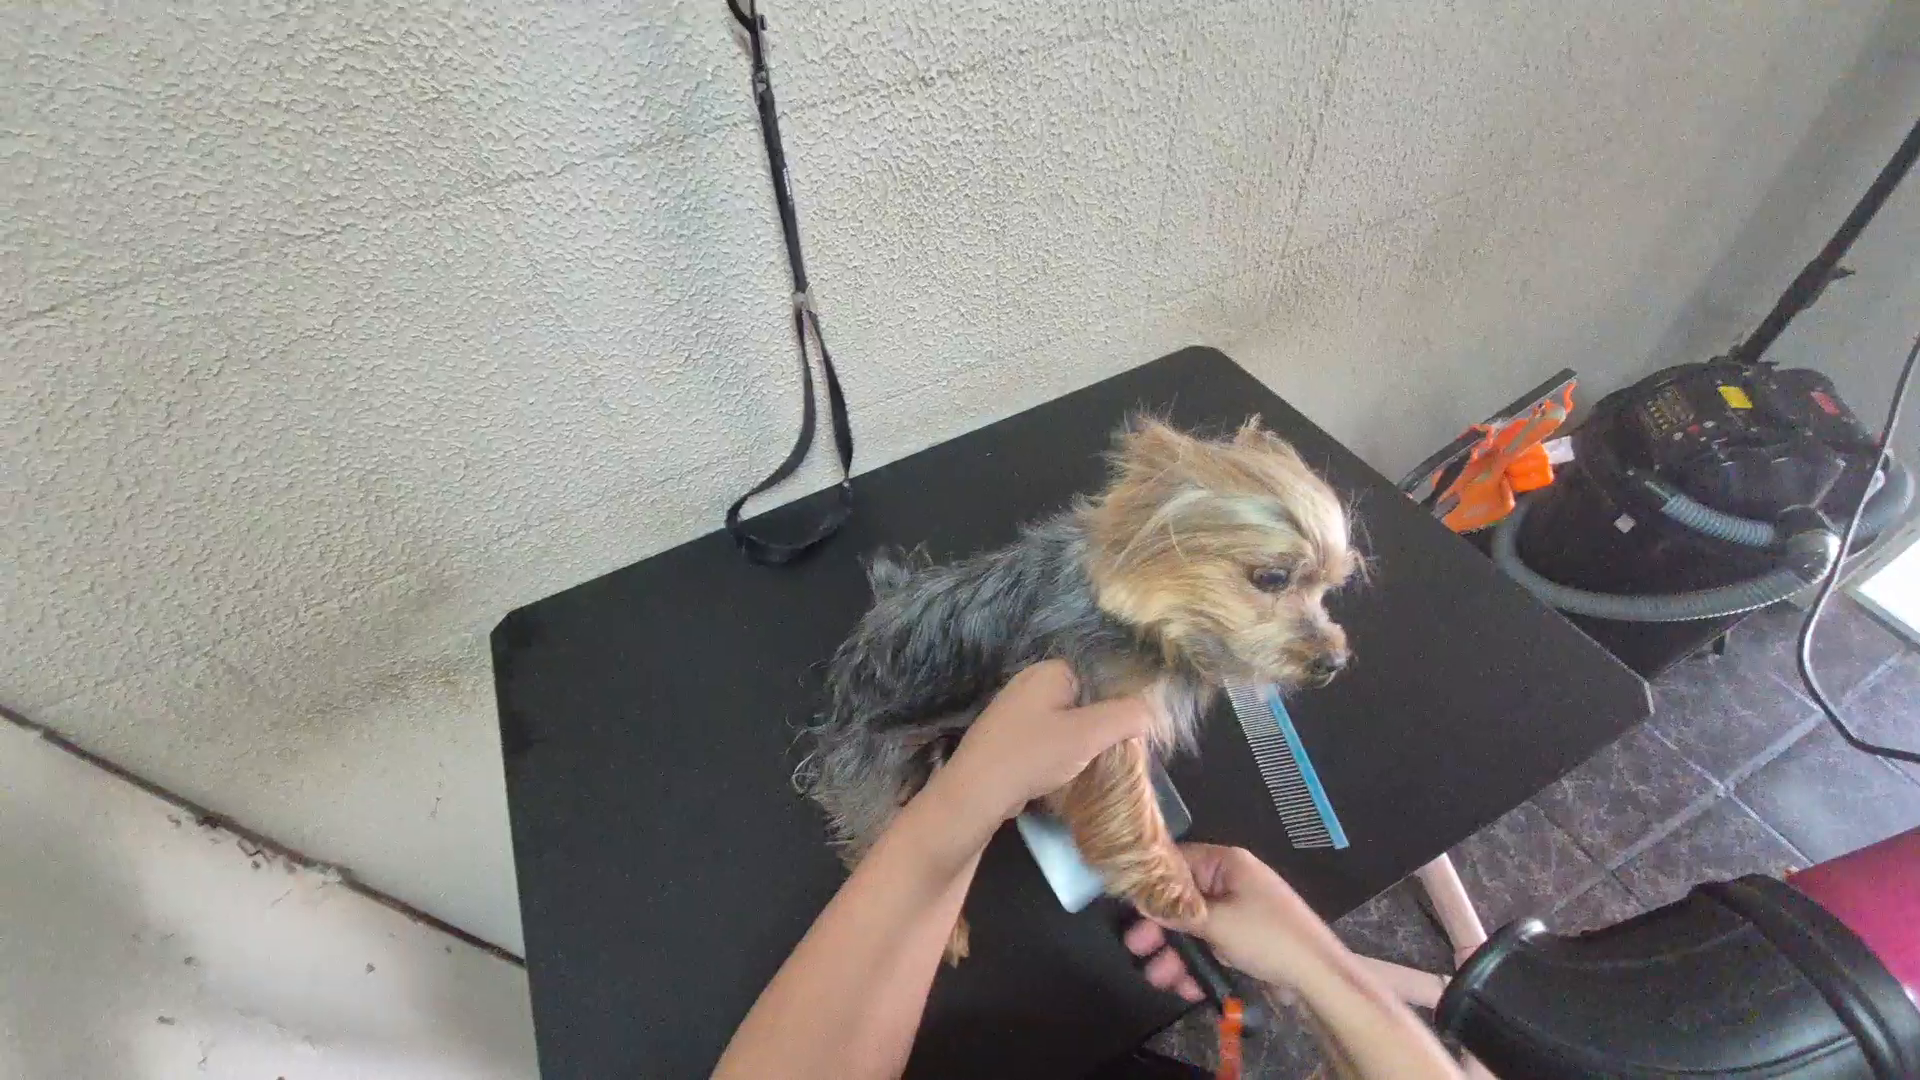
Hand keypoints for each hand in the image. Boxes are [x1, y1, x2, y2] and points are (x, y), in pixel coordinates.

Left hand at [936, 660, 1156, 824]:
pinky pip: (1050, 736)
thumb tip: (1150, 711)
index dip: (1122, 701)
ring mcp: (1019, 709)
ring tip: (1100, 763)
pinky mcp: (1012, 735)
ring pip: (1068, 720)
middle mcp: (1032, 681)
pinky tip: (1072, 771)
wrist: (976, 790)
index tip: (1136, 730)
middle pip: (1085, 698)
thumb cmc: (1033, 753)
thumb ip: (1125, 716)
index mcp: (1050, 670)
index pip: (1100, 675)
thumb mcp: (1088, 734)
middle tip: (1122, 750)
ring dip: (1085, 741)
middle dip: (1104, 724)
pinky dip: (1064, 752)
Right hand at [1124, 843, 1344, 991]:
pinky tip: (1186, 986)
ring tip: (1158, 977)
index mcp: (1226, 862)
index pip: (1177, 861)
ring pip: (1197, 925)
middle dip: (1161, 928)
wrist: (1322, 978)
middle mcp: (1231, 879)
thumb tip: (1142, 901)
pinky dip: (1199, 960)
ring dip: (1177, 952)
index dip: (1152, 884)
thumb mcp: (1217, 922)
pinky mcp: (1247, 935)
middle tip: (1137, 947)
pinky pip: (1213, 941)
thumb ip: (1177, 911)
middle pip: (1184, 898)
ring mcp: (1240, 908)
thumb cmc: (1269, 937)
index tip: (1131, 907)